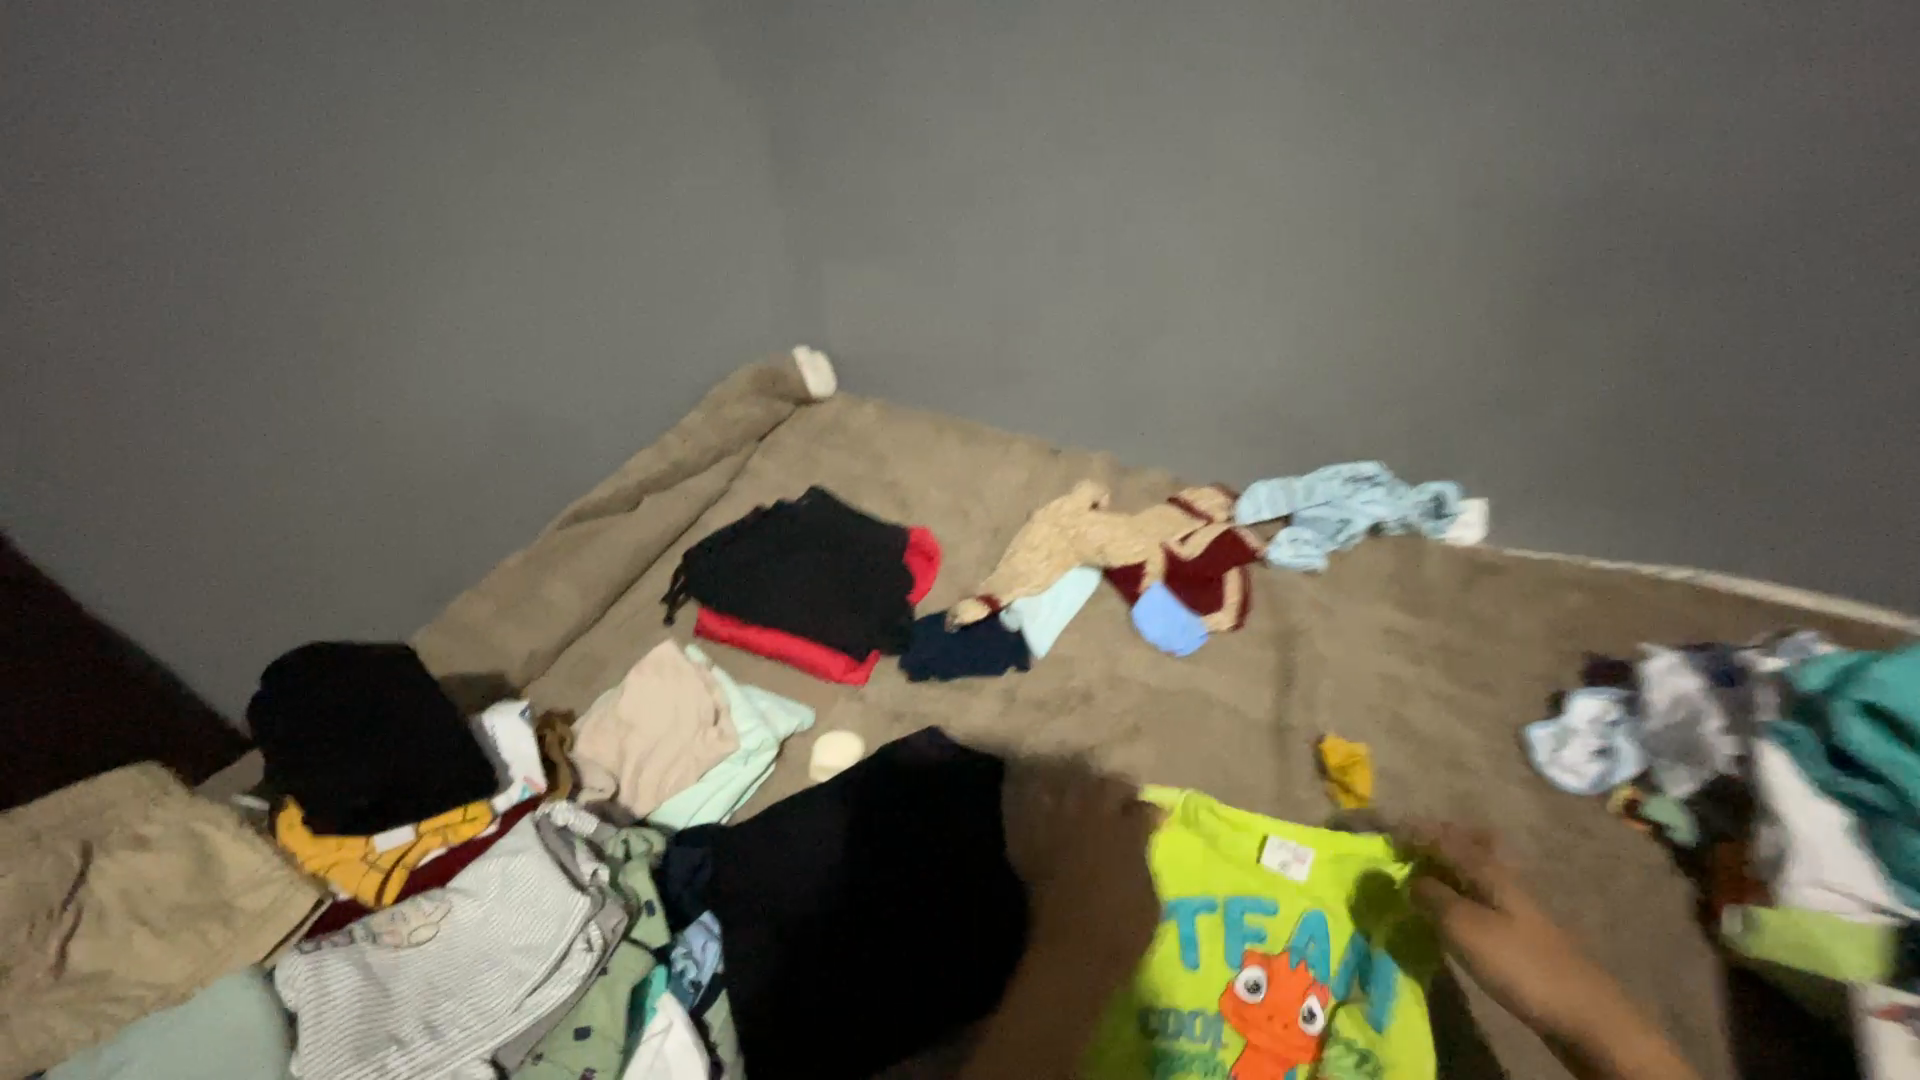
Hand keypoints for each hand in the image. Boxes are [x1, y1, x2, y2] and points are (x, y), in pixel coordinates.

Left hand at [1002, 758, 1160, 980]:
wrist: (1073, 950)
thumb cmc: (1122, 930)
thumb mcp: (1149, 896)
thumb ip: (1142, 860)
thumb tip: (1139, 844)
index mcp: (1124, 832)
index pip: (1142, 809)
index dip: (1152, 811)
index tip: (1157, 816)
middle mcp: (1090, 819)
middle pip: (1104, 786)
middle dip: (1119, 789)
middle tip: (1125, 799)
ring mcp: (1059, 827)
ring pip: (1069, 789)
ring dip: (1082, 790)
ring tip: (1089, 800)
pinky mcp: (1035, 841)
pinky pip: (1037, 810)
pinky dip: (1047, 805)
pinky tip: (1055, 811)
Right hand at [1396, 821, 1698, 1079]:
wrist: (1585, 1014)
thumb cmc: (1517, 962)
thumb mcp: (1461, 926)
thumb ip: (1429, 895)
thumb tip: (1408, 879)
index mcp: (1485, 868)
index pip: (1440, 835)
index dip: (1408, 831)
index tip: (1378, 832)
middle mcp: (1499, 876)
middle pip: (1461, 843)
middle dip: (1431, 838)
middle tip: (1399, 845)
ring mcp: (1511, 902)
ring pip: (1468, 868)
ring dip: (1440, 864)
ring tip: (1412, 873)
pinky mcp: (1515, 929)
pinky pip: (1474, 892)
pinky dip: (1452, 888)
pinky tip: (1441, 905)